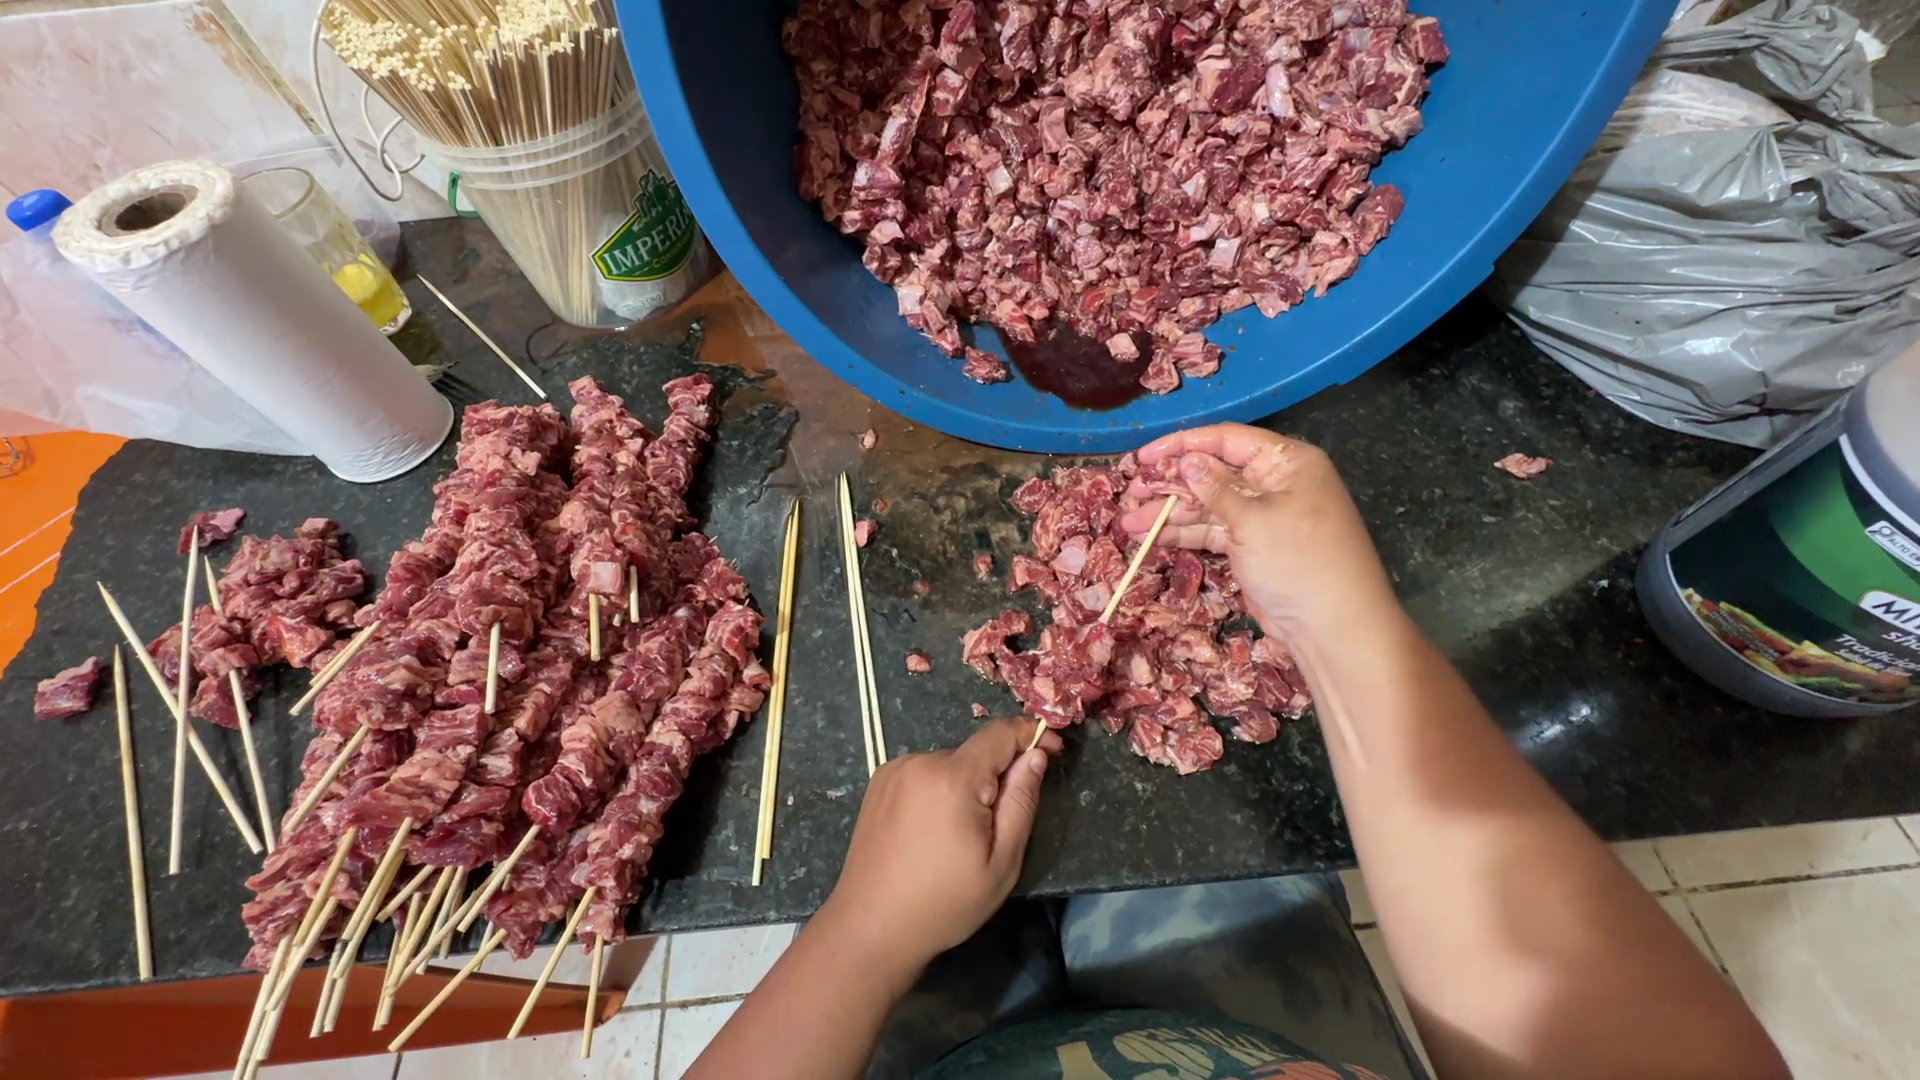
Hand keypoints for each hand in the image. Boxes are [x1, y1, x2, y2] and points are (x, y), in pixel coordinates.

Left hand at [817, 717, 1060, 971]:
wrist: (871, 926)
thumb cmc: (944, 902)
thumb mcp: (1001, 862)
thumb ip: (1021, 801)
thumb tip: (1036, 754)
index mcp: (953, 778)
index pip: (1000, 734)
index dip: (1031, 734)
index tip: (1054, 748)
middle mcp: (920, 761)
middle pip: (974, 752)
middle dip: (996, 776)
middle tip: (998, 826)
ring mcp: (895, 769)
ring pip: (950, 764)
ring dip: (966, 785)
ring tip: (958, 836)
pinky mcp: (879, 781)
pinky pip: (925, 773)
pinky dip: (940, 789)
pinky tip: (931, 830)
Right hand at [1119, 423, 1397, 635]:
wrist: (1332, 627)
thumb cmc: (1299, 561)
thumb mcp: (1253, 519)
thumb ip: (1215, 488)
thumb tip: (1188, 459)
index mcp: (1286, 462)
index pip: (1226, 440)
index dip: (1182, 445)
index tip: (1143, 456)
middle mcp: (1274, 483)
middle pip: (1213, 473)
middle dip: (1170, 482)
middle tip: (1132, 490)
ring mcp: (1261, 517)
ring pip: (1206, 506)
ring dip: (1168, 513)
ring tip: (1128, 522)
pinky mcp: (1250, 547)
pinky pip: (1211, 531)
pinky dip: (1183, 534)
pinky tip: (1150, 538)